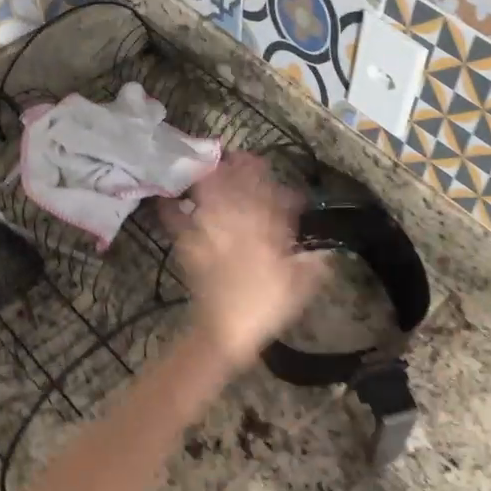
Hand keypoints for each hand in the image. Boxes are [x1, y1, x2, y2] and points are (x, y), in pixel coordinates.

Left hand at [167, 152, 329, 366]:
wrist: (225, 334)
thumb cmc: (263, 312)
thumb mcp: (297, 290)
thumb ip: (311, 269)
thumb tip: (325, 256)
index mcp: (266, 240)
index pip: (267, 203)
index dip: (266, 182)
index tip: (264, 165)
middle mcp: (238, 234)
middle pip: (237, 196)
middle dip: (237, 174)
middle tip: (236, 155)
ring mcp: (212, 241)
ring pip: (211, 205)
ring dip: (210, 183)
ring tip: (208, 164)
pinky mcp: (192, 253)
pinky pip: (180, 228)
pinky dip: (173, 213)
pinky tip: (165, 199)